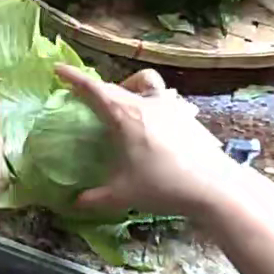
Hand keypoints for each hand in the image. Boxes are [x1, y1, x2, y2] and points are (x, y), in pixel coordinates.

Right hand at [56, 65, 273, 218]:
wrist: (215, 187)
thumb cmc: (163, 185)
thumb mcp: (123, 195)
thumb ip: (96, 198)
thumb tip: (75, 204)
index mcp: (123, 116)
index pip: (93, 89)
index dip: (73, 78)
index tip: (58, 69)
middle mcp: (145, 103)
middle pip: (117, 85)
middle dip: (100, 89)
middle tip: (90, 101)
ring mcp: (171, 106)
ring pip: (147, 82)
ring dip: (133, 86)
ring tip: (128, 103)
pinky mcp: (188, 116)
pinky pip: (168, 99)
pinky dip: (157, 103)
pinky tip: (159, 123)